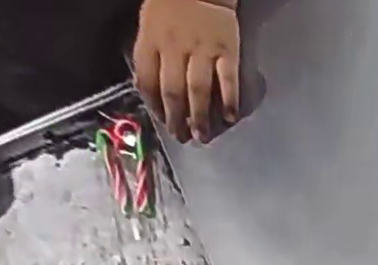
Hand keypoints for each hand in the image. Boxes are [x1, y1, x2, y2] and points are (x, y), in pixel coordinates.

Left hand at [134, 0, 241, 143]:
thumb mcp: (150, 21)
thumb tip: (152, 90)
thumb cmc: (173, 2)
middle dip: (176, 120)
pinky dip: (230, 101)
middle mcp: (175, 47)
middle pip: (173, 92)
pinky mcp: (226, 51)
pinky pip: (228, 81)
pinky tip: (230, 118)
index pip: (147, 79)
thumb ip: (151, 52)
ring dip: (200, 118)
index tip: (162, 121)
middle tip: (181, 138)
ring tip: (202, 136)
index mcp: (152, 39)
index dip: (153, 106)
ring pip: (198, 91)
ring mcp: (202, 50)